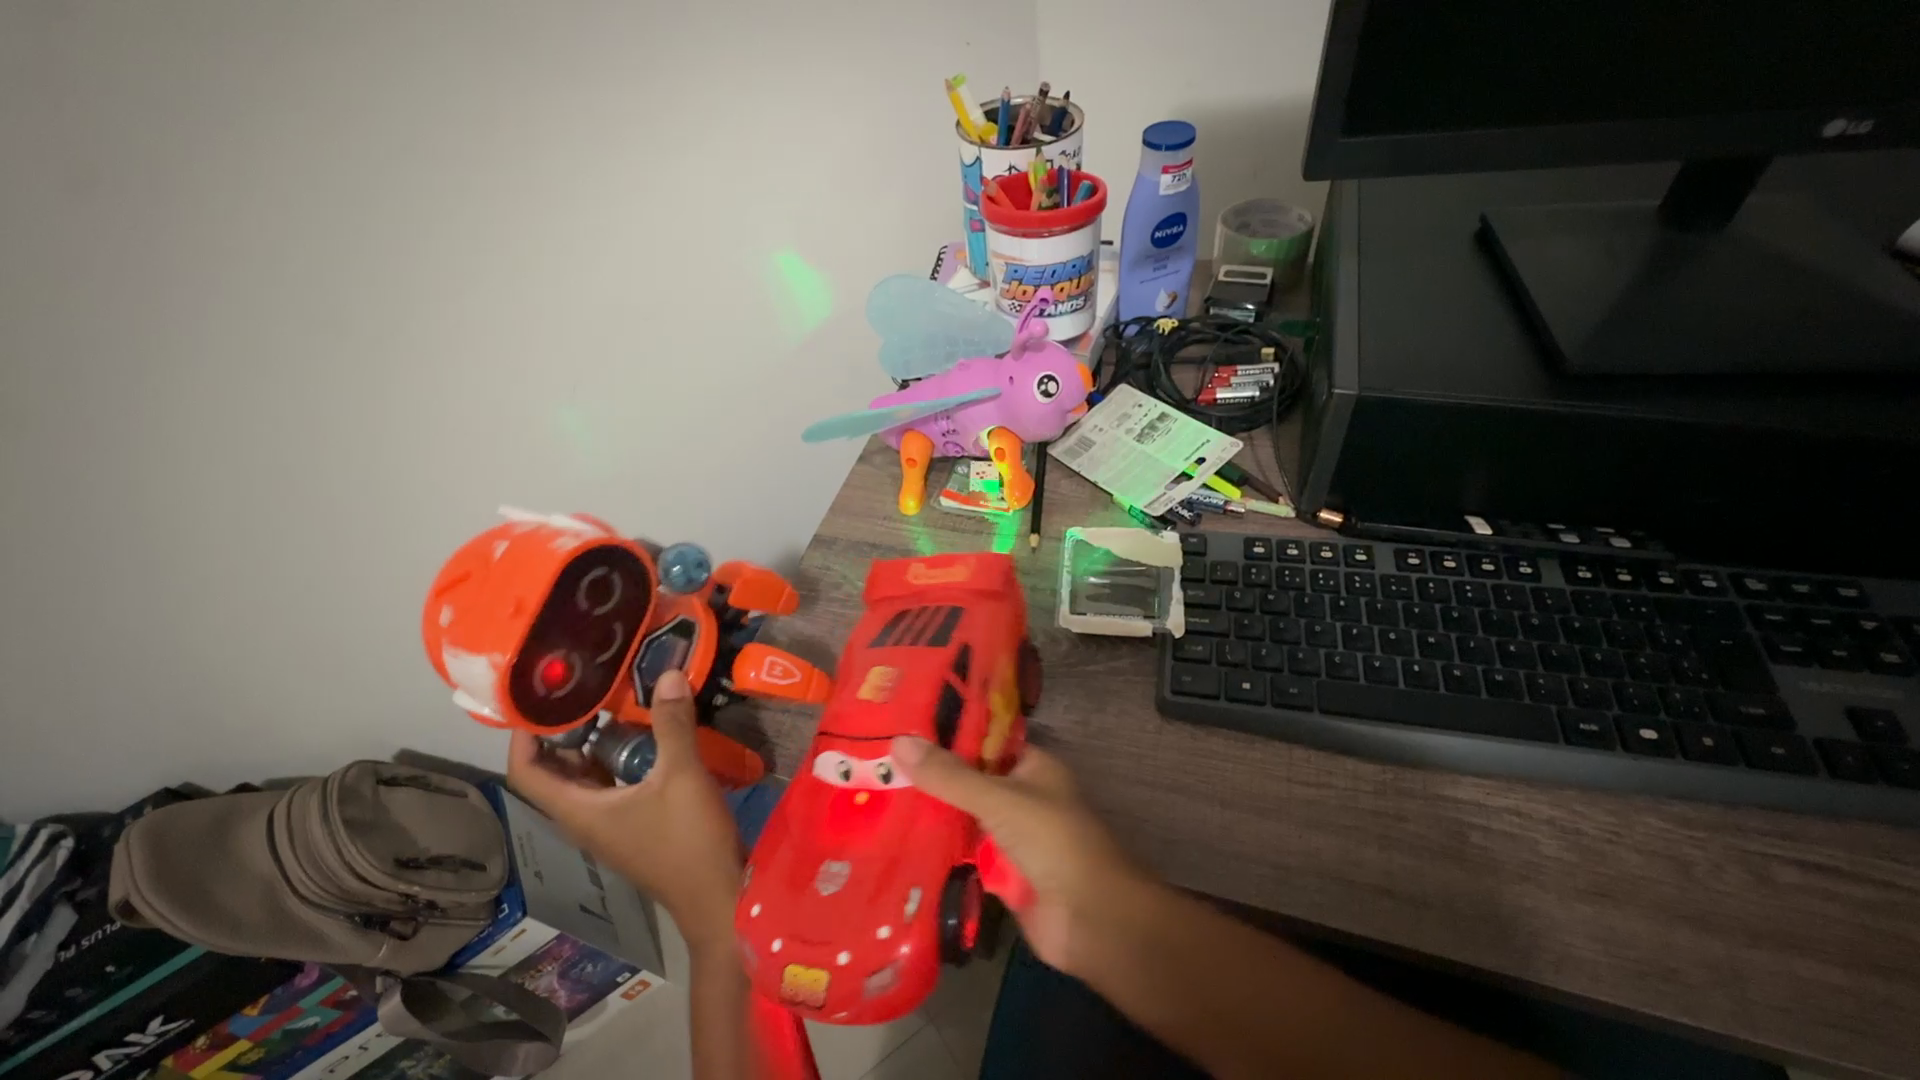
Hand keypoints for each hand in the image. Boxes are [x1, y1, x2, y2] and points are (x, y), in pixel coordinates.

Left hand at [507, 670, 741, 953]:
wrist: (718, 897)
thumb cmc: (688, 840)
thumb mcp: (681, 776)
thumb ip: (673, 725)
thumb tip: (668, 673)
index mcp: (579, 810)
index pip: (527, 772)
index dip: (524, 735)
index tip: (541, 697)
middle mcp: (586, 818)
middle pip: (556, 772)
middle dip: (565, 731)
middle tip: (585, 689)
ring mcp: (612, 824)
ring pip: (589, 777)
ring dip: (597, 743)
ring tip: (618, 702)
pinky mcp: (636, 826)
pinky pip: (615, 784)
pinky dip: (622, 758)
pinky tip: (651, 736)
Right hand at [890, 736, 1157, 977]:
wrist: (1092, 921)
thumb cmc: (1054, 843)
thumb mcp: (1000, 800)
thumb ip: (950, 775)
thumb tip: (898, 741)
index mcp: (1031, 766)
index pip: (982, 739)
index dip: (944, 733)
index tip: (897, 724)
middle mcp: (1019, 796)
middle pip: (966, 780)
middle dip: (927, 776)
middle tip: (871, 761)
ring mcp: (1009, 837)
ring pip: (960, 819)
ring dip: (927, 815)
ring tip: (870, 795)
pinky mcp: (999, 874)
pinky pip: (960, 855)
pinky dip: (935, 851)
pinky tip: (891, 840)